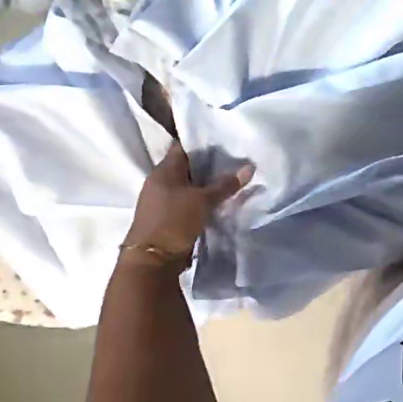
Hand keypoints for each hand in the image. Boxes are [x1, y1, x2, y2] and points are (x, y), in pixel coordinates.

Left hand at [121, 144, 253, 266]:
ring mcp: (159, 199)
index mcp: (164, 170)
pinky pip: (184, 200)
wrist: (152, 260)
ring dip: (202, 185)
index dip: (201, 142)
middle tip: (231, 161)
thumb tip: (250, 166)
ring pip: (185, 185)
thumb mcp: (204, 201)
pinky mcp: (164, 216)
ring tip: (227, 181)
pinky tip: (214, 201)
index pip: (182, 146)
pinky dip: (197, 200)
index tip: (222, 141)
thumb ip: (226, 184)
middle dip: (206, 165)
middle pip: (185, 166)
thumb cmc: (175, 221)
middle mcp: (158, 181)